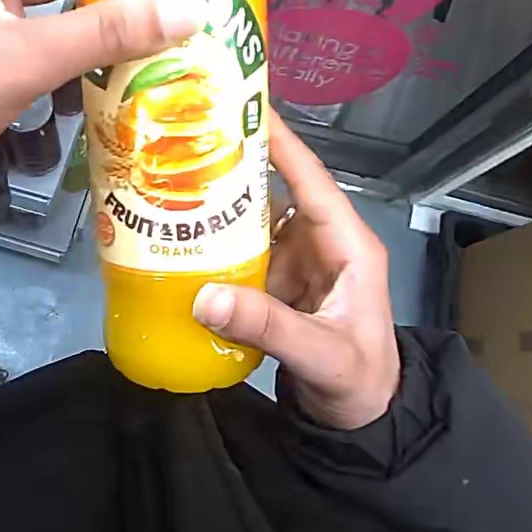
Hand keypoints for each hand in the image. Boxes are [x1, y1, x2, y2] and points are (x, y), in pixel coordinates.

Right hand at [191, 121, 400, 429]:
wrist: (360, 422)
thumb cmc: (359, 381)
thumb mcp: (321, 354)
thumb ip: (268, 326)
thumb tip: (202, 296)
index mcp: (346, 244)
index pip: (312, 181)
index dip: (282, 144)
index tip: (245, 109)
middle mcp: (318, 243)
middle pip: (276, 193)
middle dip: (236, 169)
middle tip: (187, 145)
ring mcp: (295, 262)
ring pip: (253, 222)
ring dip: (218, 206)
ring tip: (171, 184)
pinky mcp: (275, 283)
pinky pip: (241, 253)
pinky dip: (213, 245)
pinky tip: (179, 239)